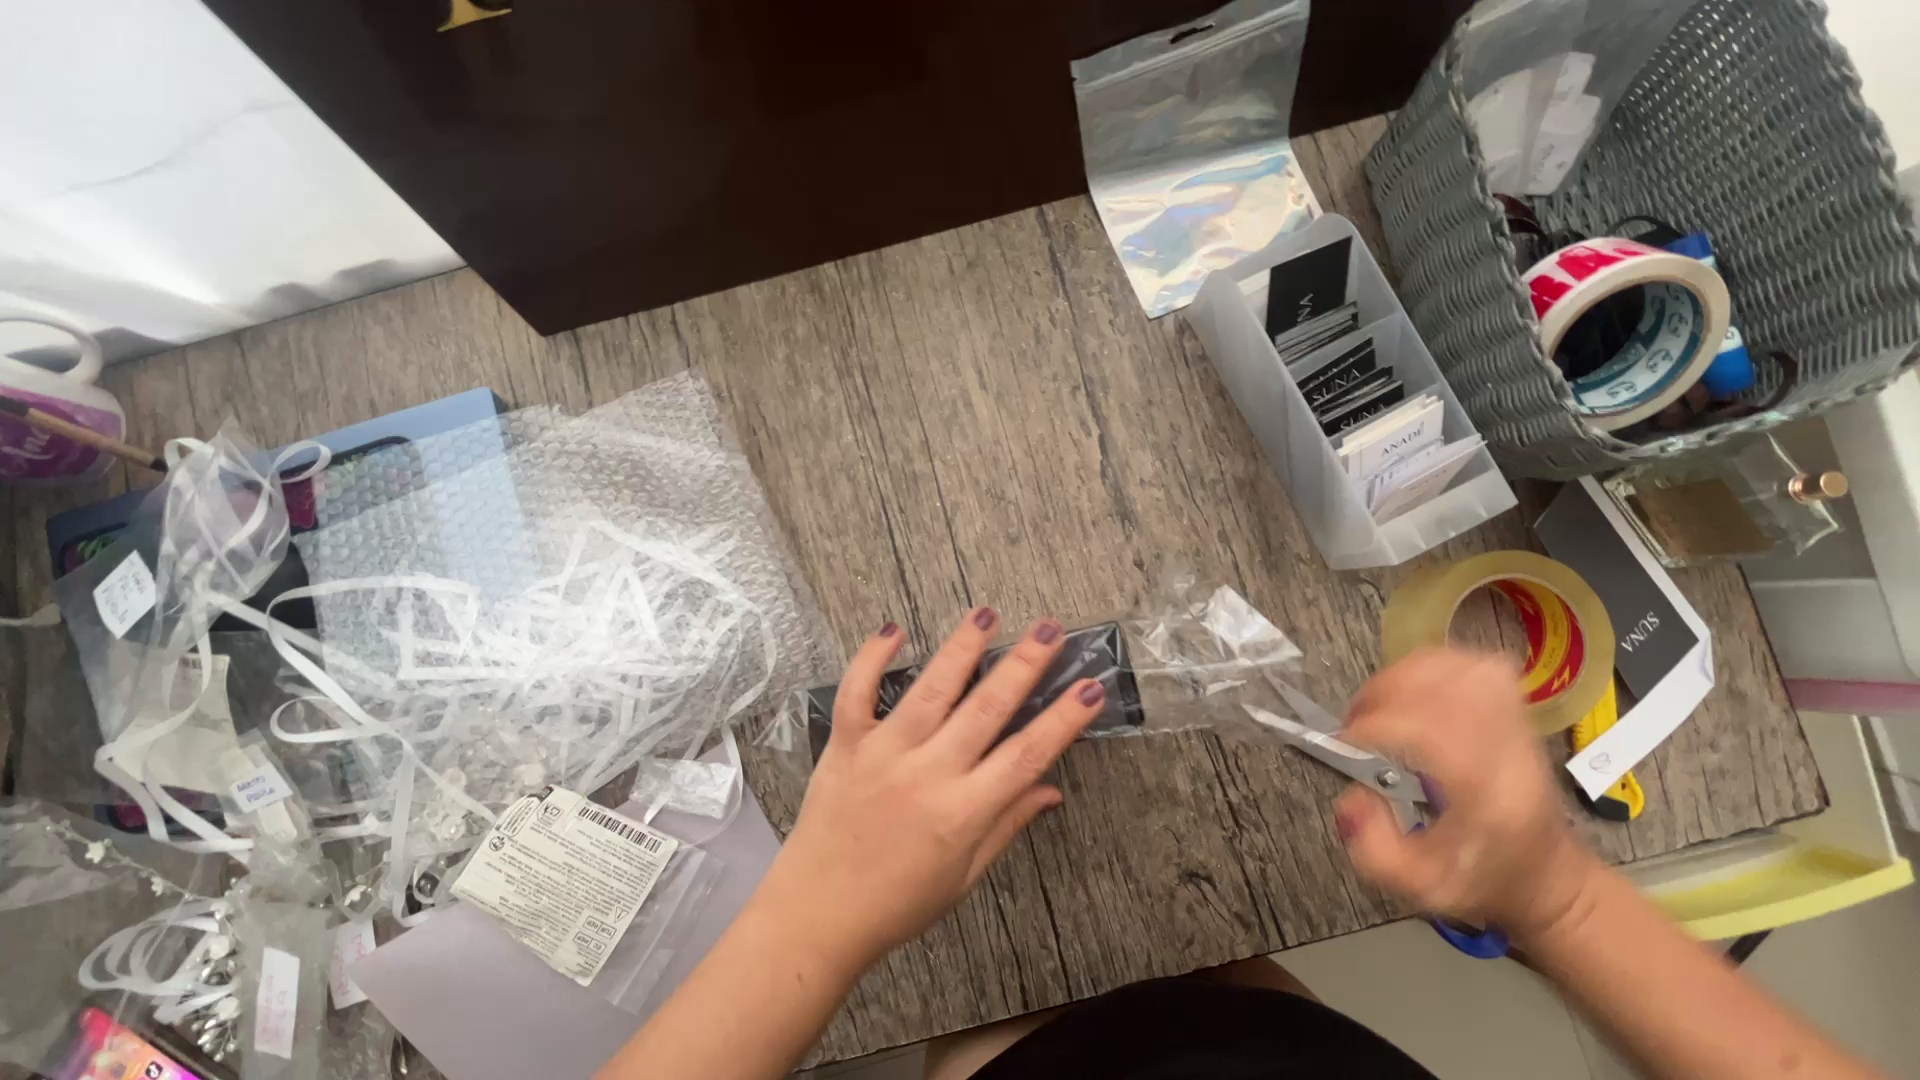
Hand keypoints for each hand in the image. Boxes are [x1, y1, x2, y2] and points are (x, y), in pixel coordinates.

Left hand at [756, 608, 1106, 971]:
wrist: (816, 916)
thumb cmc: (896, 904)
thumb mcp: (963, 876)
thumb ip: (1006, 825)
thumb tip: (1050, 790)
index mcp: (963, 812)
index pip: (1027, 755)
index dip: (1063, 719)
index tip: (1090, 686)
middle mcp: (927, 774)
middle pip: (986, 709)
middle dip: (1024, 665)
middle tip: (1050, 629)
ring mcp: (884, 754)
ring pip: (930, 690)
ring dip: (962, 648)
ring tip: (987, 614)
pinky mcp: (845, 745)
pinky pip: (856, 693)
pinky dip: (871, 659)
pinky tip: (893, 630)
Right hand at [1333, 648, 1597, 939]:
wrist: (1550, 879)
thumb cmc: (1483, 879)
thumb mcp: (1421, 887)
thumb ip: (1374, 849)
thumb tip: (1352, 799)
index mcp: (1488, 796)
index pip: (1432, 732)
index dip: (1377, 727)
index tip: (1349, 742)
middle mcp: (1508, 752)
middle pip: (1448, 687)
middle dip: (1387, 693)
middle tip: (1360, 718)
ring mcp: (1518, 727)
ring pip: (1465, 668)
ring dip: (1410, 674)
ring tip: (1384, 701)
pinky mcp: (1518, 713)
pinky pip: (1478, 666)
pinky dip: (1437, 666)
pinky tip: (1415, 687)